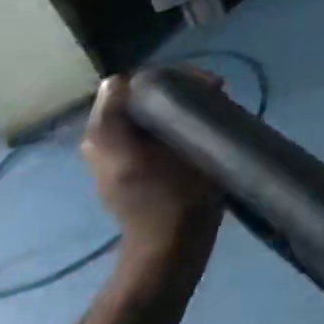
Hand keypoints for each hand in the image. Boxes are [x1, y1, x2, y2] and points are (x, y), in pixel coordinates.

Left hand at [81, 73, 222, 254]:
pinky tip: (209, 126)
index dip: (169, 77)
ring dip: (190, 102)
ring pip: (164, 108)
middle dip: (184, 88)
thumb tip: (117, 81)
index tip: (204, 84)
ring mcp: (137, 151)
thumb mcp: (133, 159)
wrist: (176, 246)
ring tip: (218, 108)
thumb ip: (114, 122)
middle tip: (217, 95)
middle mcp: (115, 139)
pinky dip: (190, 118)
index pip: (133, 85)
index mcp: (105, 135)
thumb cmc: (164, 199)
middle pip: (151, 94)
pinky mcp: (157, 162)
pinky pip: (172, 124)